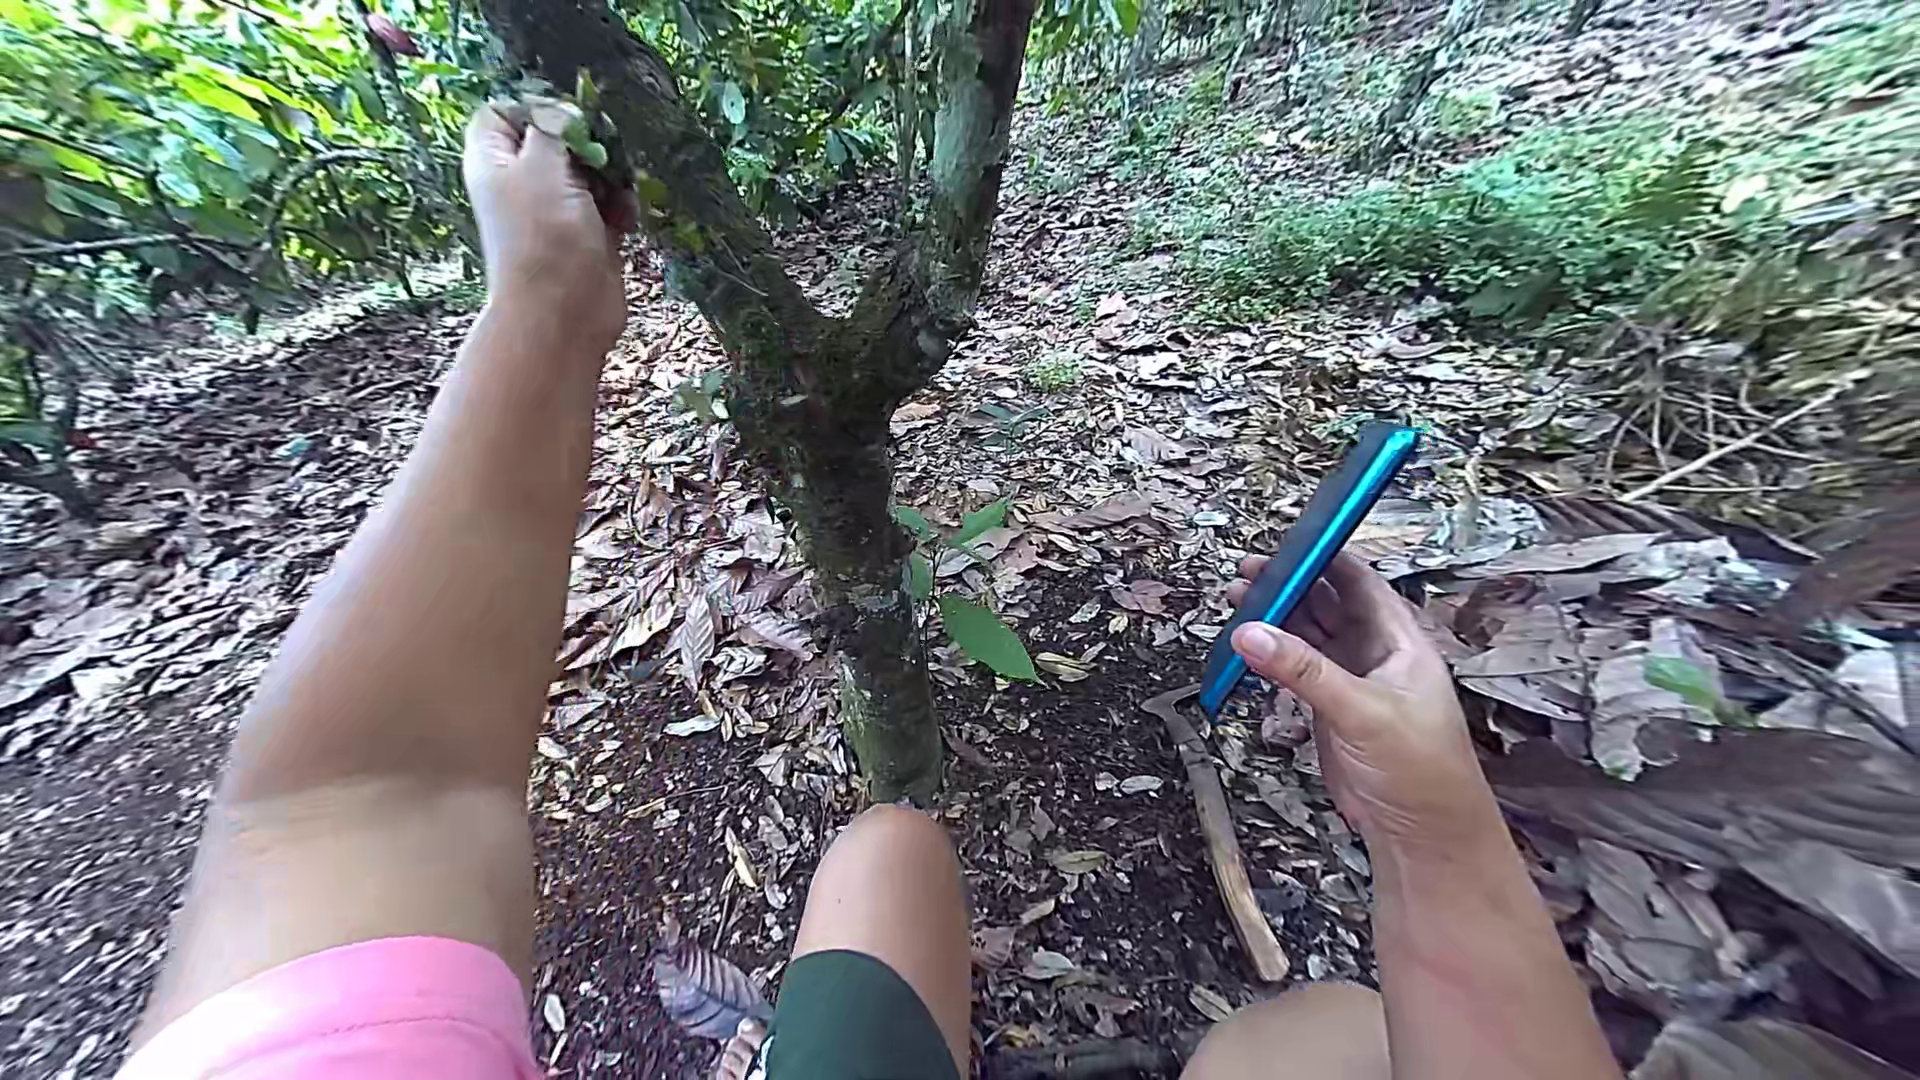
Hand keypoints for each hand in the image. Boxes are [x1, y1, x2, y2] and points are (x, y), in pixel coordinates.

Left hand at [462, 102, 629, 354]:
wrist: (565, 315)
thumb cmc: (546, 241)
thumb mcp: (544, 171)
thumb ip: (555, 132)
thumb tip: (566, 112)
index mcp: (497, 162)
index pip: (509, 114)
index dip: (541, 111)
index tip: (575, 125)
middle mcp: (526, 185)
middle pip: (559, 144)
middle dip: (589, 148)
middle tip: (608, 161)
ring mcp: (561, 214)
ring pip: (591, 177)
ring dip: (613, 180)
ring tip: (621, 198)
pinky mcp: (591, 239)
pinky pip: (609, 209)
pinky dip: (622, 209)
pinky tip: (627, 221)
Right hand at [1227, 553, 1500, 862]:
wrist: (1422, 838)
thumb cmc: (1418, 770)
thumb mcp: (1362, 711)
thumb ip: (1303, 670)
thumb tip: (1246, 631)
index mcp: (1398, 641)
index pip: (1359, 583)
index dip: (1324, 559)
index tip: (1281, 545)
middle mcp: (1371, 652)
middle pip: (1323, 603)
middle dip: (1286, 584)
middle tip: (1243, 572)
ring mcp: (1346, 678)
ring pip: (1303, 633)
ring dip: (1271, 615)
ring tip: (1234, 599)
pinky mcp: (1325, 704)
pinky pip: (1291, 665)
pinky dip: (1267, 651)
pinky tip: (1244, 642)